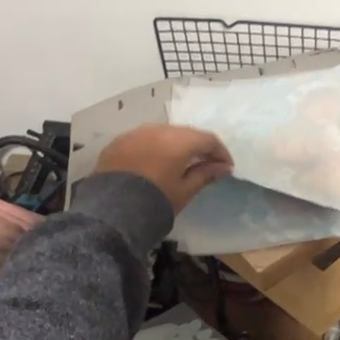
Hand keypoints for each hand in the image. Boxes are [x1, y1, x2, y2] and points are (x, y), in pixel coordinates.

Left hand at [95, 124, 233, 213]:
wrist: (112, 210)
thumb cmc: (156, 201)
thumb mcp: (184, 191)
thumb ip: (205, 174)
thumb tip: (224, 167)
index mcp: (179, 141)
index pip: (208, 139)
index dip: (220, 152)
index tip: (226, 167)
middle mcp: (158, 130)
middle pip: (186, 133)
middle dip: (198, 146)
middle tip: (206, 163)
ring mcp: (136, 133)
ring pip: (163, 133)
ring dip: (175, 145)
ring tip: (180, 162)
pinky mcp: (119, 141)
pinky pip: (143, 139)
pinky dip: (154, 148)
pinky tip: (155, 162)